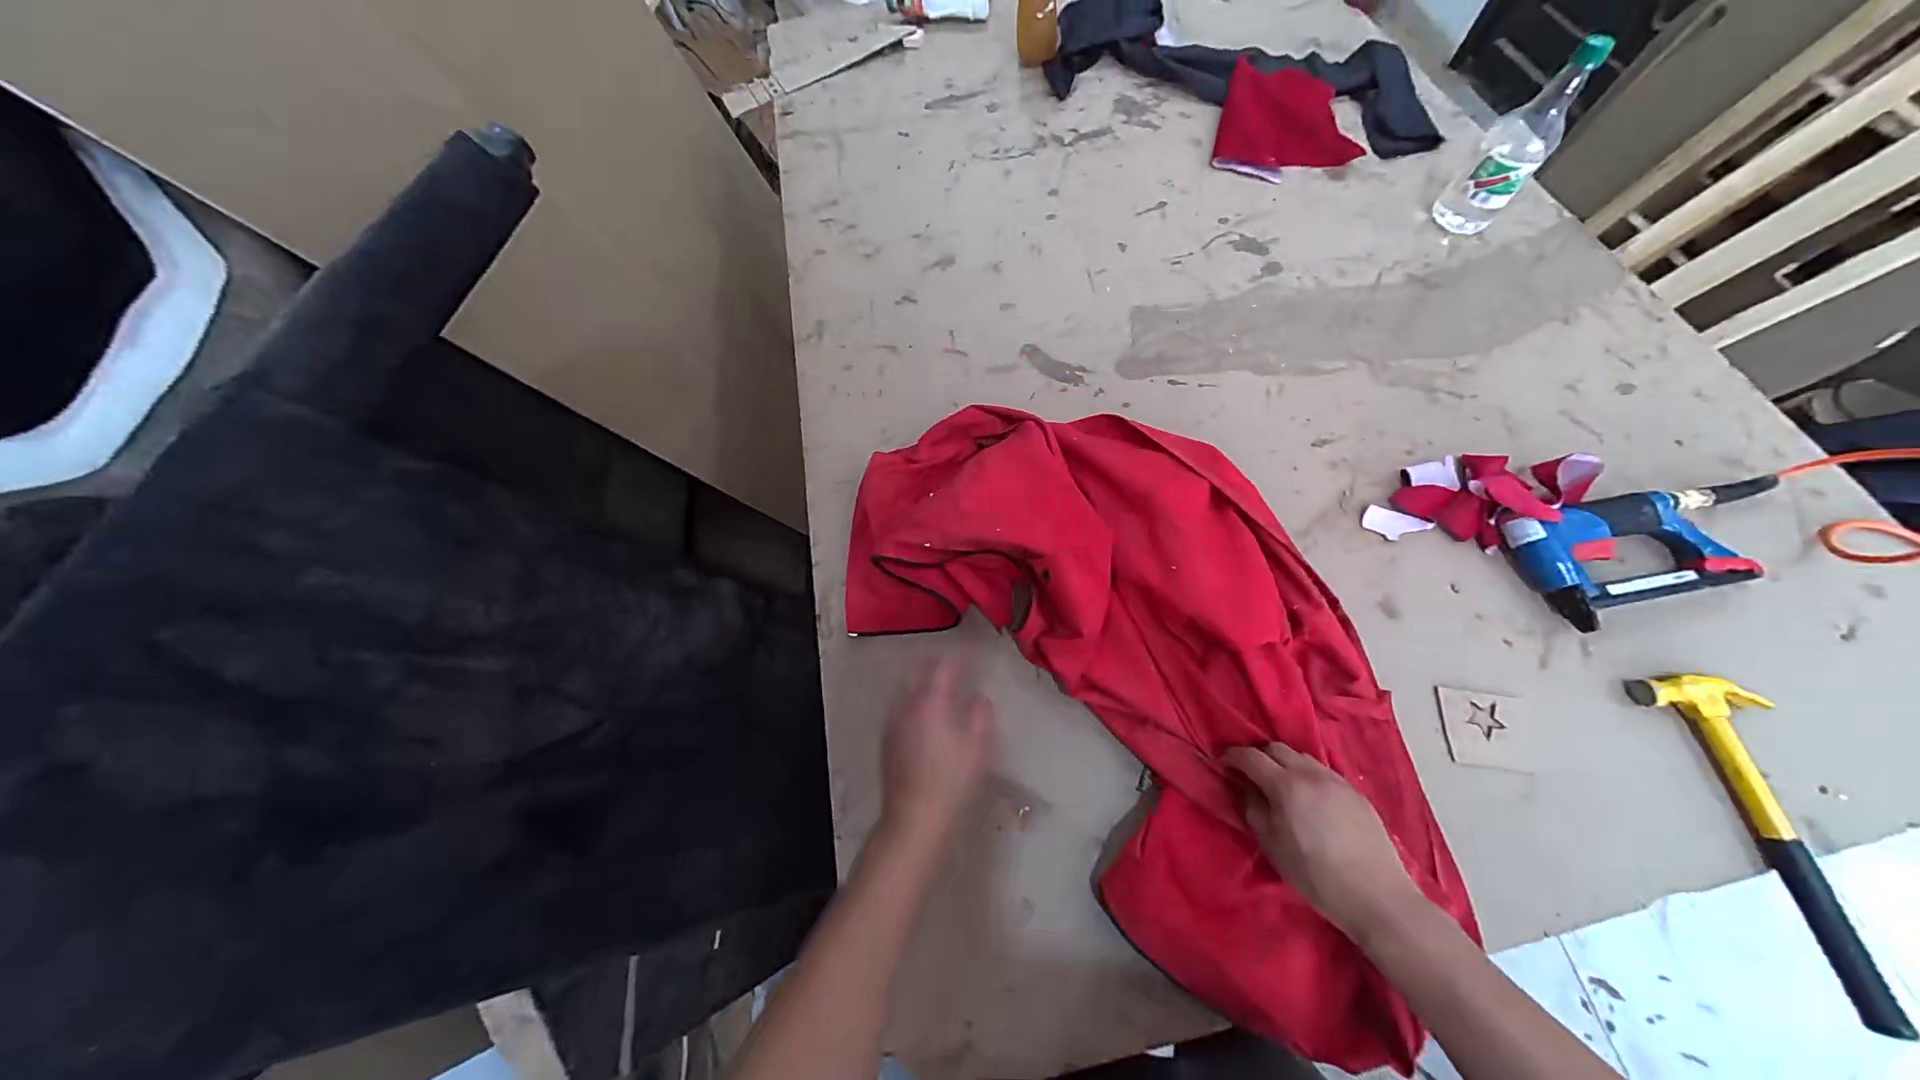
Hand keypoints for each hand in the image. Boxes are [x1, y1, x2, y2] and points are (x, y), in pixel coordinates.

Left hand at [881, 657, 996, 842]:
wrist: (913, 820)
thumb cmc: (950, 786)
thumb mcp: (978, 749)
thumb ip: (981, 716)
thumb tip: (980, 698)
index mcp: (932, 704)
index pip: (945, 666)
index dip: (960, 652)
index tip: (971, 646)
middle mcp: (907, 707)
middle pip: (919, 670)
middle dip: (936, 659)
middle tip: (953, 657)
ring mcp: (893, 722)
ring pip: (906, 686)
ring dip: (922, 676)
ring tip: (939, 677)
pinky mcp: (887, 739)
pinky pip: (899, 704)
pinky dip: (912, 696)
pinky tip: (924, 708)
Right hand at [1223, 742, 1425, 936]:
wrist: (1377, 896)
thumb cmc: (1315, 876)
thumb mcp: (1272, 846)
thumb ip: (1254, 810)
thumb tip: (1246, 790)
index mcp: (1286, 786)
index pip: (1251, 757)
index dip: (1233, 757)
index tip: (1223, 764)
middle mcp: (1311, 774)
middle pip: (1277, 748)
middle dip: (1259, 756)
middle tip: (1250, 774)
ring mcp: (1337, 781)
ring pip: (1302, 757)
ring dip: (1284, 764)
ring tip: (1280, 785)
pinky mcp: (1356, 793)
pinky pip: (1323, 772)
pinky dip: (1307, 776)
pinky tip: (1309, 799)